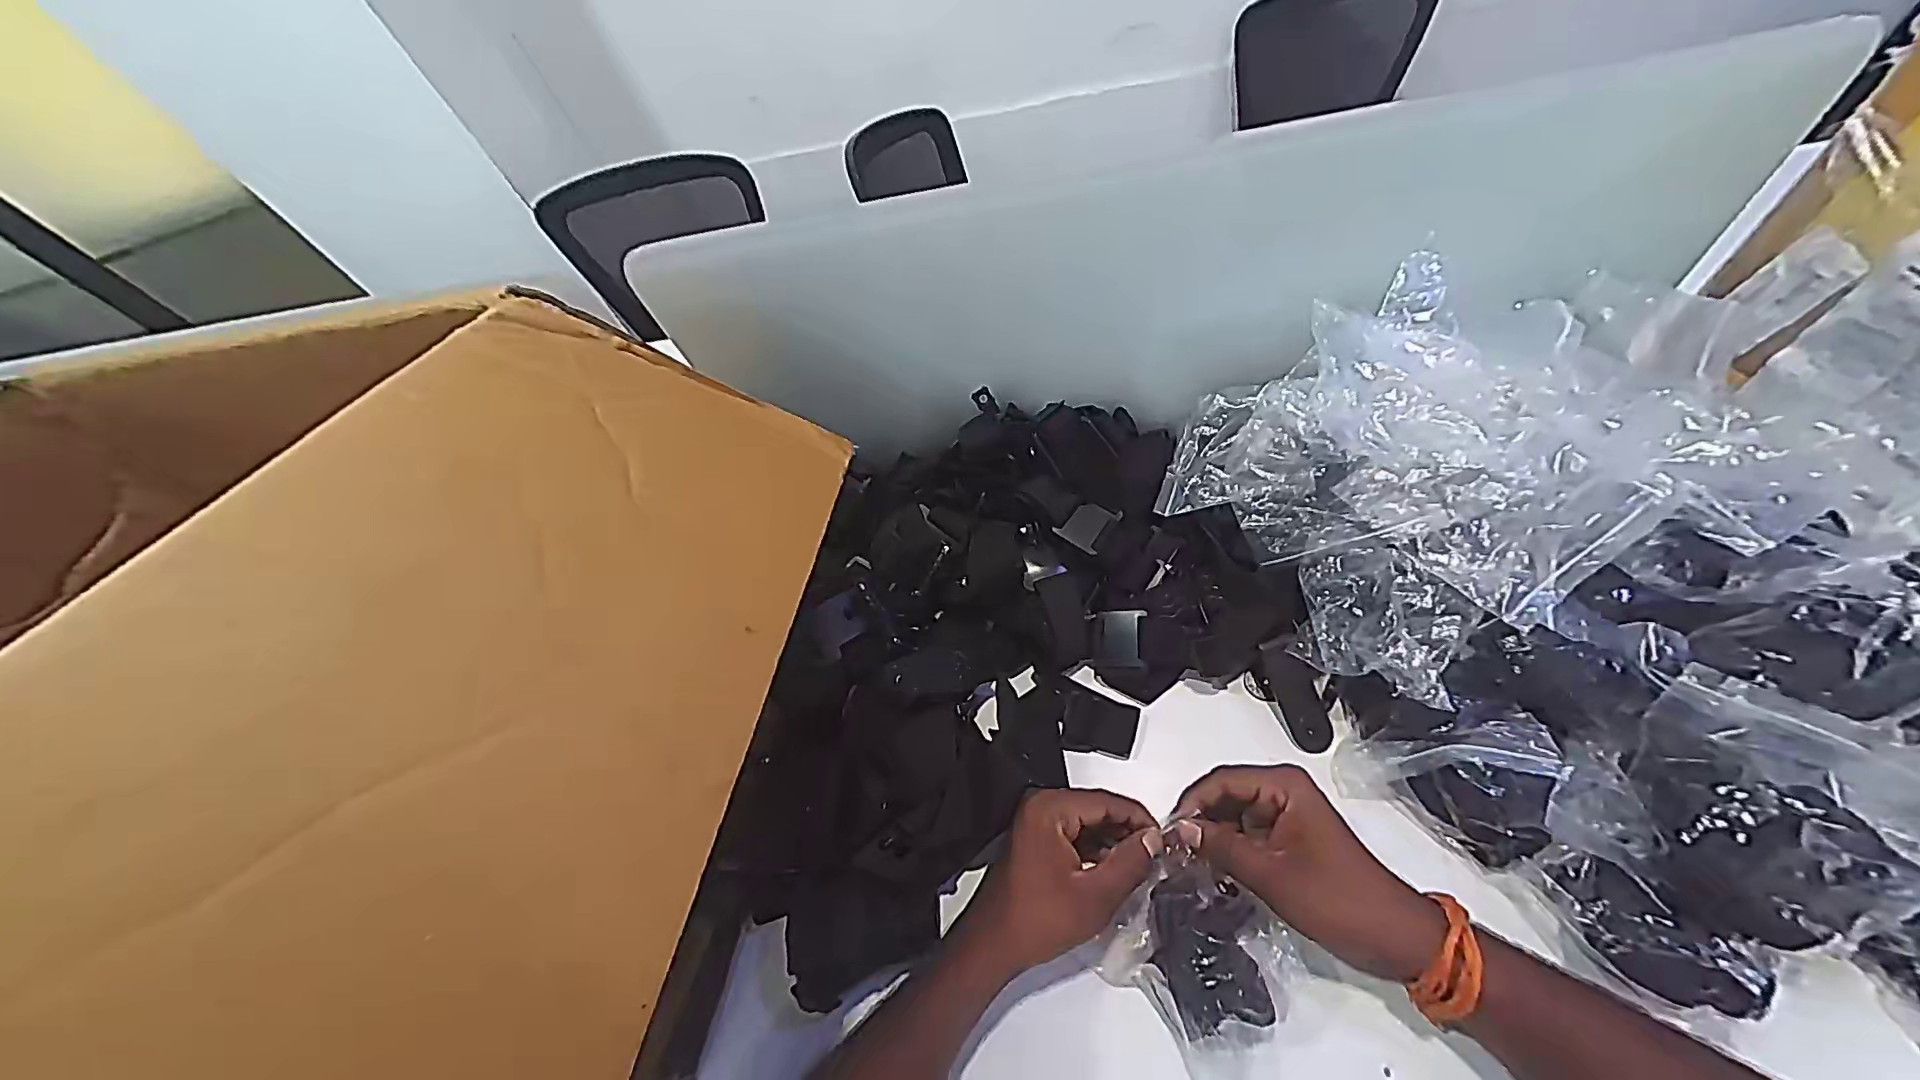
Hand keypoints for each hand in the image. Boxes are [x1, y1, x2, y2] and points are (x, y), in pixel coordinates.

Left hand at [955, 788, 1160, 975]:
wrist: (995, 943)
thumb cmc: (1033, 920)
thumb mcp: (1097, 894)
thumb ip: (1131, 862)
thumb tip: (1151, 841)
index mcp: (1050, 809)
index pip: (1107, 801)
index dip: (1140, 820)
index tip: (1161, 838)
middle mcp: (1039, 807)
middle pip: (1097, 809)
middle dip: (1127, 832)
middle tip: (1153, 854)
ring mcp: (1035, 822)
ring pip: (1087, 823)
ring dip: (1112, 842)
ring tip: (1136, 867)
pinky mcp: (1035, 838)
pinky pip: (1074, 834)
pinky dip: (1095, 850)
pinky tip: (1111, 871)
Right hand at [1174, 764, 1446, 981]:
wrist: (1396, 939)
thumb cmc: (1344, 901)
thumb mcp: (1272, 874)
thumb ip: (1222, 847)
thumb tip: (1180, 829)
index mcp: (1284, 786)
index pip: (1221, 781)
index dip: (1192, 803)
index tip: (1171, 830)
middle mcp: (1283, 793)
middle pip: (1224, 796)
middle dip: (1199, 821)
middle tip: (1175, 849)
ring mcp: (1284, 816)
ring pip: (1231, 816)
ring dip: (1212, 838)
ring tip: (1190, 862)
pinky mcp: (1285, 839)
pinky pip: (1244, 835)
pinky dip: (1228, 851)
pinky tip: (1213, 870)